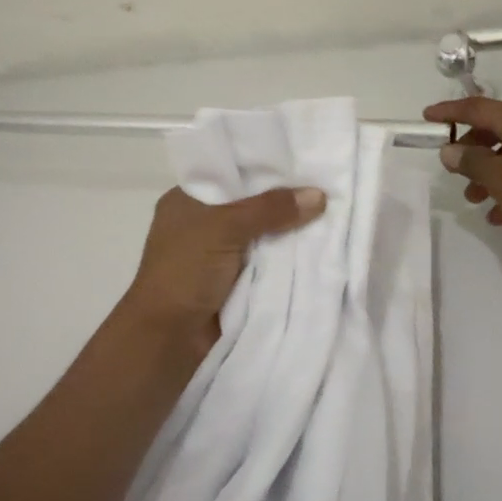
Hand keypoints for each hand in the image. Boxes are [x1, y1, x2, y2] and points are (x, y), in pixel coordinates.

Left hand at [117, 186, 326, 345]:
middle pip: (251, 205)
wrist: (169, 339)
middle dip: (284, 202)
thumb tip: (318, 195)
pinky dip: (287, 259)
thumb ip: (270, 209)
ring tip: (333, 214)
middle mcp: (202, 223)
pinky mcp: (235, 282)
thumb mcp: (224, 228)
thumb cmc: (185, 272)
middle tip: (327, 186)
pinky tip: (320, 246)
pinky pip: (267, 263)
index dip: (265, 168)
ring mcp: (219, 255)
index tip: (304, 161)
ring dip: (289, 233)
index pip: (231, 174)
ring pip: (263, 236)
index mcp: (187, 200)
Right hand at [425, 97, 501, 263]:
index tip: (427, 118)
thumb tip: (450, 150)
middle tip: (453, 172)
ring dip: (490, 173)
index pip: (477, 107)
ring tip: (476, 201)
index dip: (450, 113)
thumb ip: (472, 162)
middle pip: (496, 129)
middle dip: (471, 152)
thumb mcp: (501, 180)